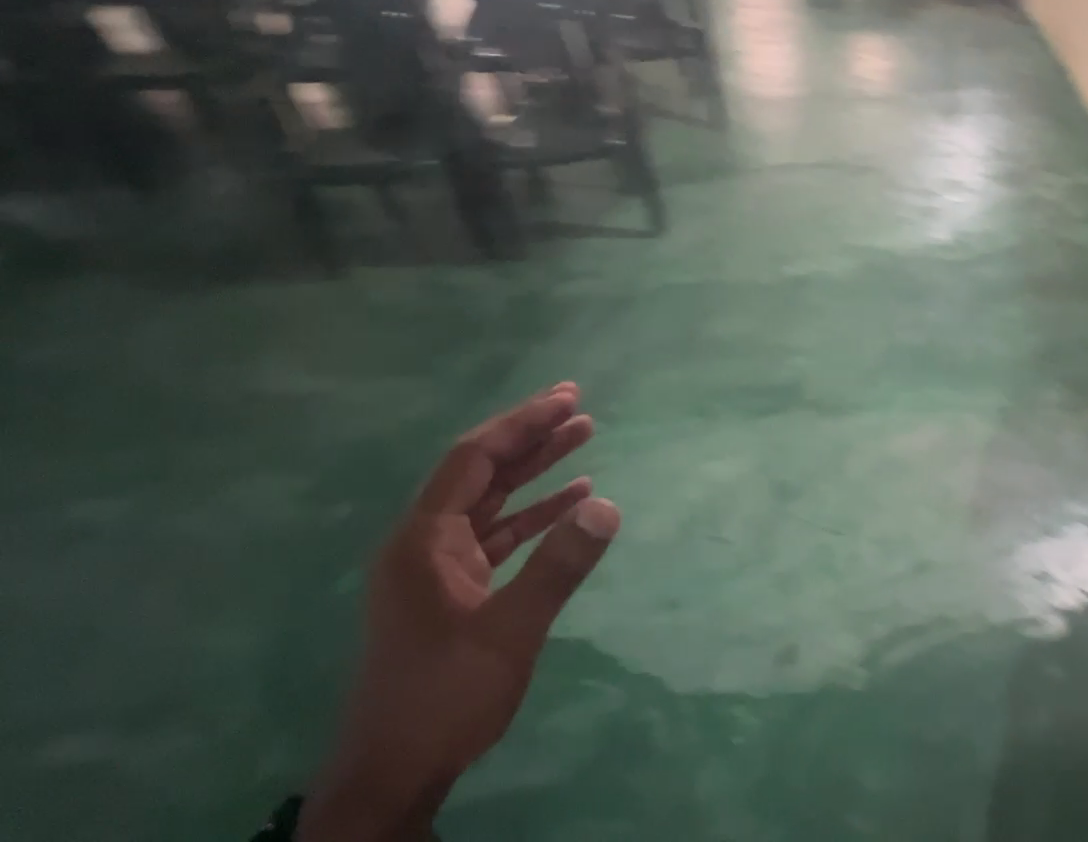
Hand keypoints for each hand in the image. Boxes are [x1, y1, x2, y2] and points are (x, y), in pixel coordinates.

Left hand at [298, 383, 620, 841]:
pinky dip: (535, 515)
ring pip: (492, 501)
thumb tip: (607, 504)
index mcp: (422, 541)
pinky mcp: (455, 591)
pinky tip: (572, 501)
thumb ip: (558, 566)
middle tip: (578, 405)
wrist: (395, 772)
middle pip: (481, 472)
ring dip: (537, 471)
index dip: (520, 425)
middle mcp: (424, 544)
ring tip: (585, 437)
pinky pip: (499, 535)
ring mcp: (438, 568)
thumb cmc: (444, 698)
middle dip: (530, 436)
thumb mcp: (509, 632)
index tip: (567, 399)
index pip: (472, 460)